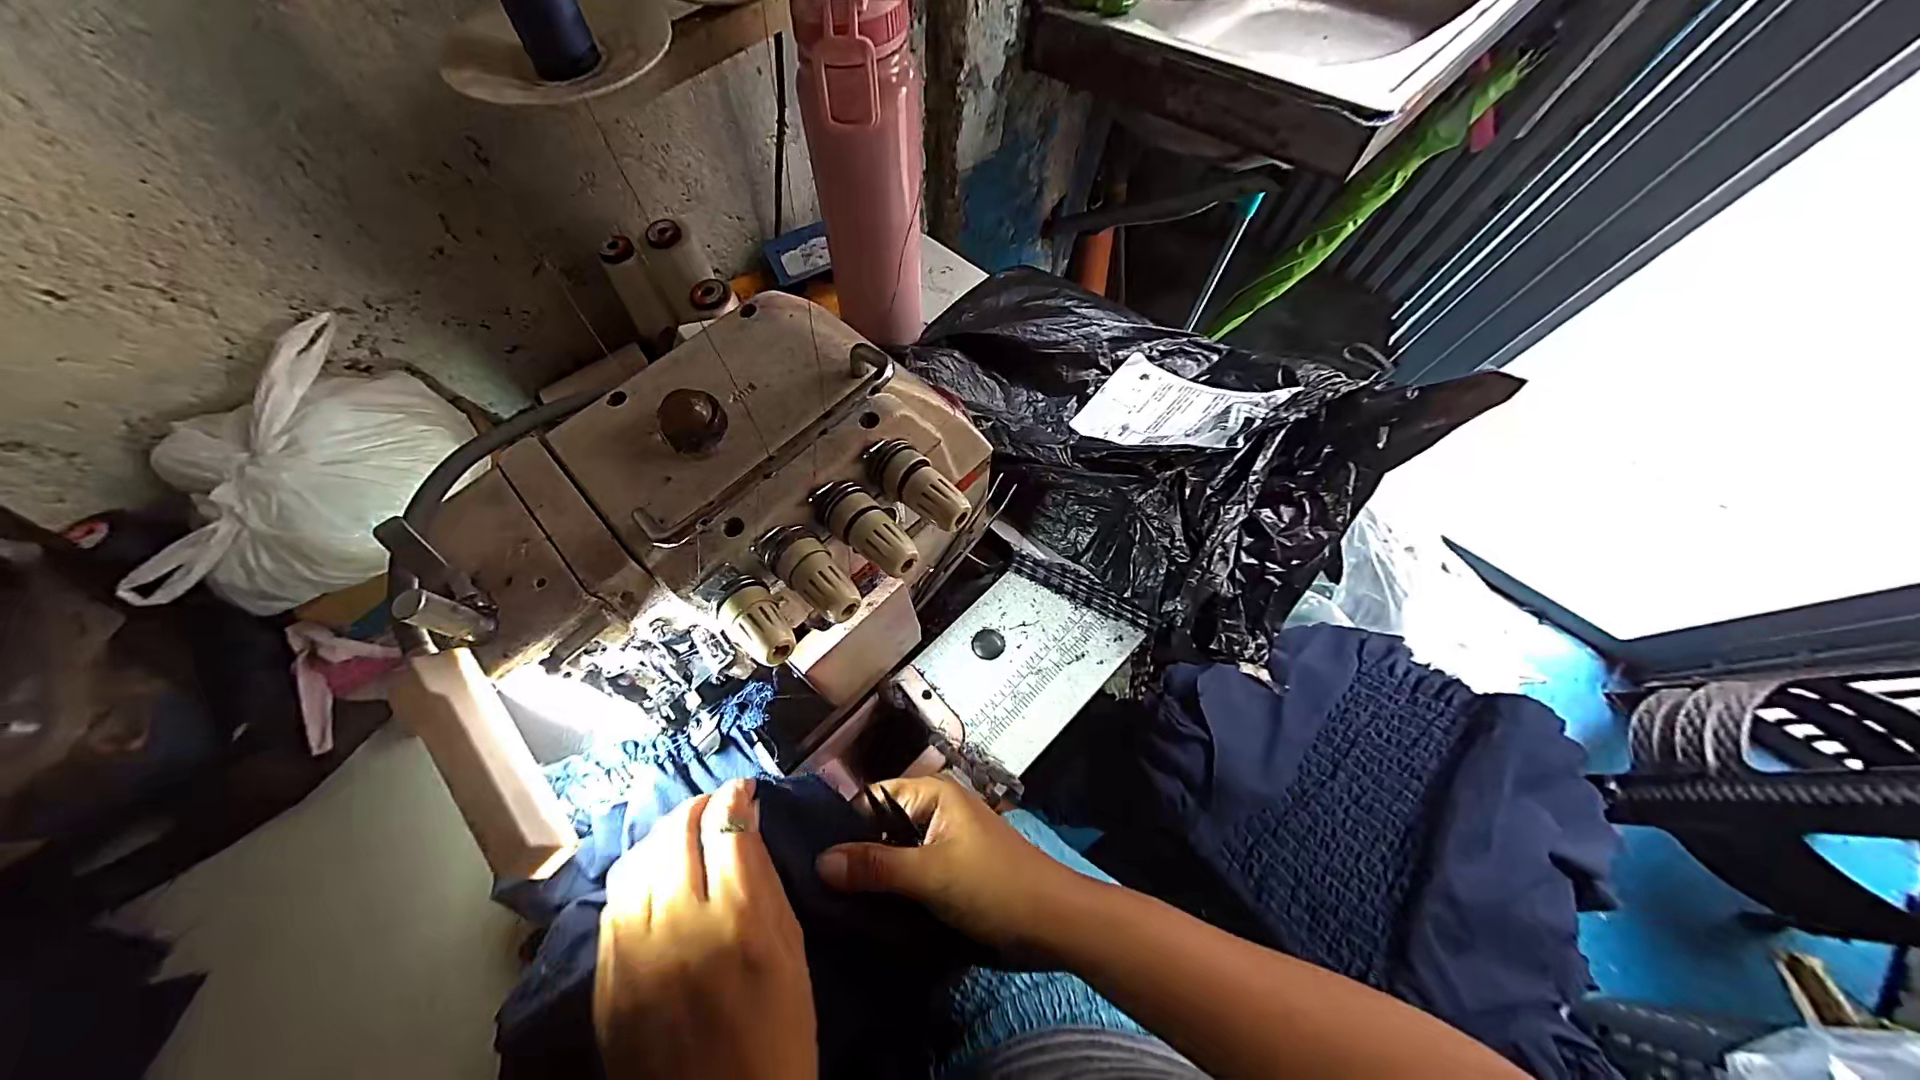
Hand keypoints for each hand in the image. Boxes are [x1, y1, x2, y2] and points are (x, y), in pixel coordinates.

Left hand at [594, 779, 816, 1079]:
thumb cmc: (777, 1033)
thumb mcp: (791, 950)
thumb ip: (767, 882)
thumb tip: (748, 827)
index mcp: (739, 917)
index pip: (727, 826)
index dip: (735, 796)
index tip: (744, 790)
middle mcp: (680, 922)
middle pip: (678, 831)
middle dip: (699, 805)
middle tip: (716, 804)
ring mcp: (634, 950)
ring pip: (639, 858)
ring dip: (665, 832)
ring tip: (684, 830)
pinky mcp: (605, 977)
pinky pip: (615, 900)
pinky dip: (639, 872)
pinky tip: (655, 873)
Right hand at [814, 776, 1092, 954]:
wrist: (1054, 923)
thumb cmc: (995, 886)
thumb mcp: (931, 875)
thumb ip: (875, 866)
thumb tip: (819, 861)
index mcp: (932, 793)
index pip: (871, 799)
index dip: (843, 826)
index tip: (808, 860)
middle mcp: (934, 810)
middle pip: (879, 828)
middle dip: (854, 857)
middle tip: (816, 891)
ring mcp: (942, 843)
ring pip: (893, 856)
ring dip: (872, 879)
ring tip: (832, 907)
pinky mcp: (949, 873)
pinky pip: (909, 876)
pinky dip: (891, 892)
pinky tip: (867, 915)